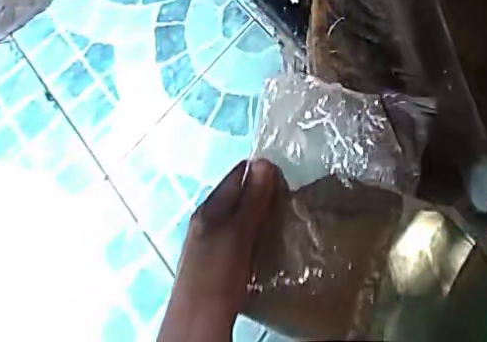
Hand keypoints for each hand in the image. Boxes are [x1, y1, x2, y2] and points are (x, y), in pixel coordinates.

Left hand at [157, 159, 282, 341]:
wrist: (197, 324)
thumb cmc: (217, 274)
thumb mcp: (238, 233)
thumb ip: (251, 200)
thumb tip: (265, 161)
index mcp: (210, 207)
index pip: (238, 173)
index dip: (262, 171)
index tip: (288, 179)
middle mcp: (207, 220)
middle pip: (238, 196)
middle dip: (262, 196)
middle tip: (289, 204)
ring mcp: (209, 243)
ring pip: (238, 220)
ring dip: (259, 220)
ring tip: (283, 227)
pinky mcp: (215, 265)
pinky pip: (238, 242)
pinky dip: (253, 240)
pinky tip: (266, 253)